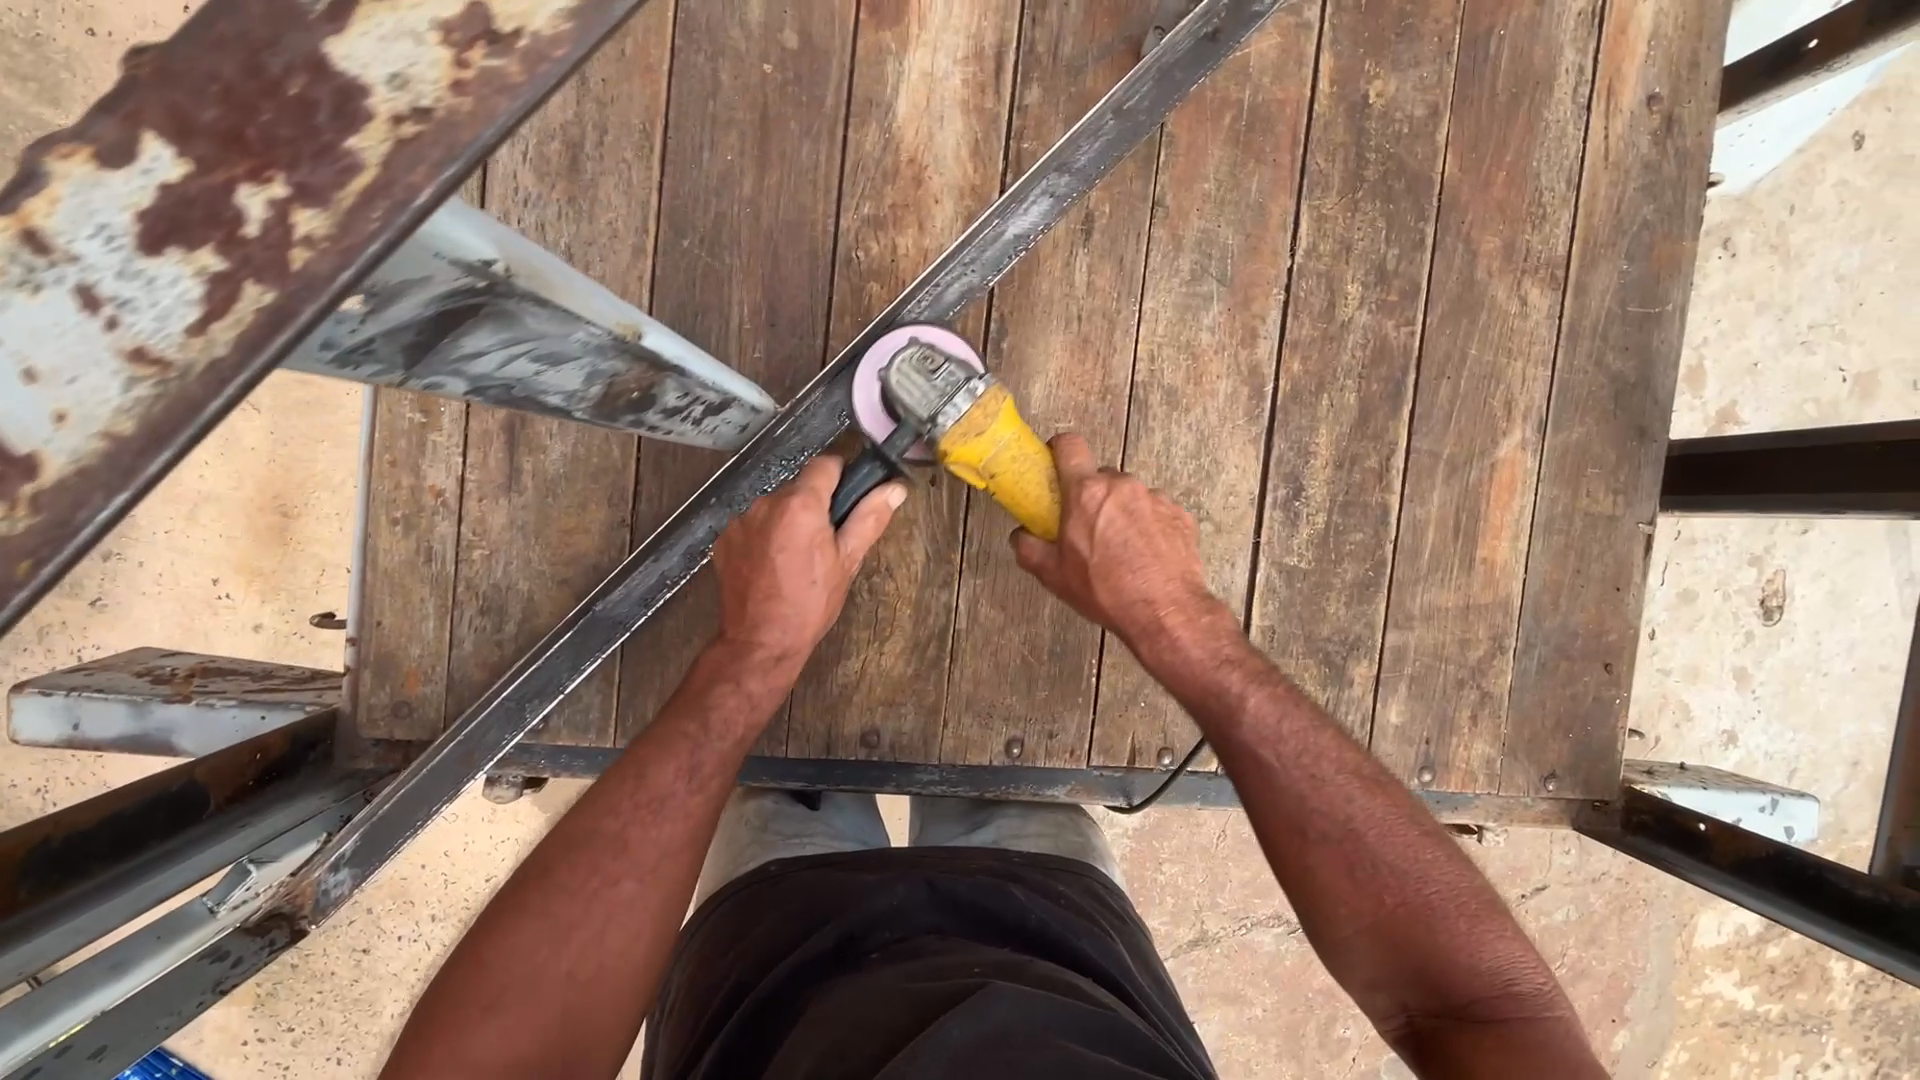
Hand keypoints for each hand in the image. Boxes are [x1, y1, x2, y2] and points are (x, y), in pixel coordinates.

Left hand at [711, 457, 904, 666]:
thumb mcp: (847, 562)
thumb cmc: (809, 604)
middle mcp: (767, 504)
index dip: (840, 475)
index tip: (846, 495)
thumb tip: (894, 490)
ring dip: (788, 522)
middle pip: (799, 489)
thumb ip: (869, 519)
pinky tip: (773, 566)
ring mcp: (742, 520)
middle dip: (814, 508)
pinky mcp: (725, 538)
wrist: (761, 640)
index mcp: (801, 506)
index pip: (825, 464)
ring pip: (775, 508)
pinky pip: (753, 525)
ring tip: (797, 559)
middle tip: (825, 543)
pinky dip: (765, 537)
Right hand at [1010, 434, 1226, 647]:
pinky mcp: (1179, 515)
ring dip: (1121, 514)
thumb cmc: (1108, 593)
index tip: (1055, 465)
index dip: (1059, 450)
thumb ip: (1028, 548)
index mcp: (1086, 493)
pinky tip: (1144, 557)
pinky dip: (1148, 528)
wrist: (1164, 612)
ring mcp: (1154, 498)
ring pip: (1129, 496)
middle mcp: (1122, 486)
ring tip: (1120, 552)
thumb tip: (1021, 537)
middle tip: (1085, 529)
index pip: (1069, 446)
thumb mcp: (1052, 575)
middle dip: (1091, 497)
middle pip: (1100, 477)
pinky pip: (1156, 512)